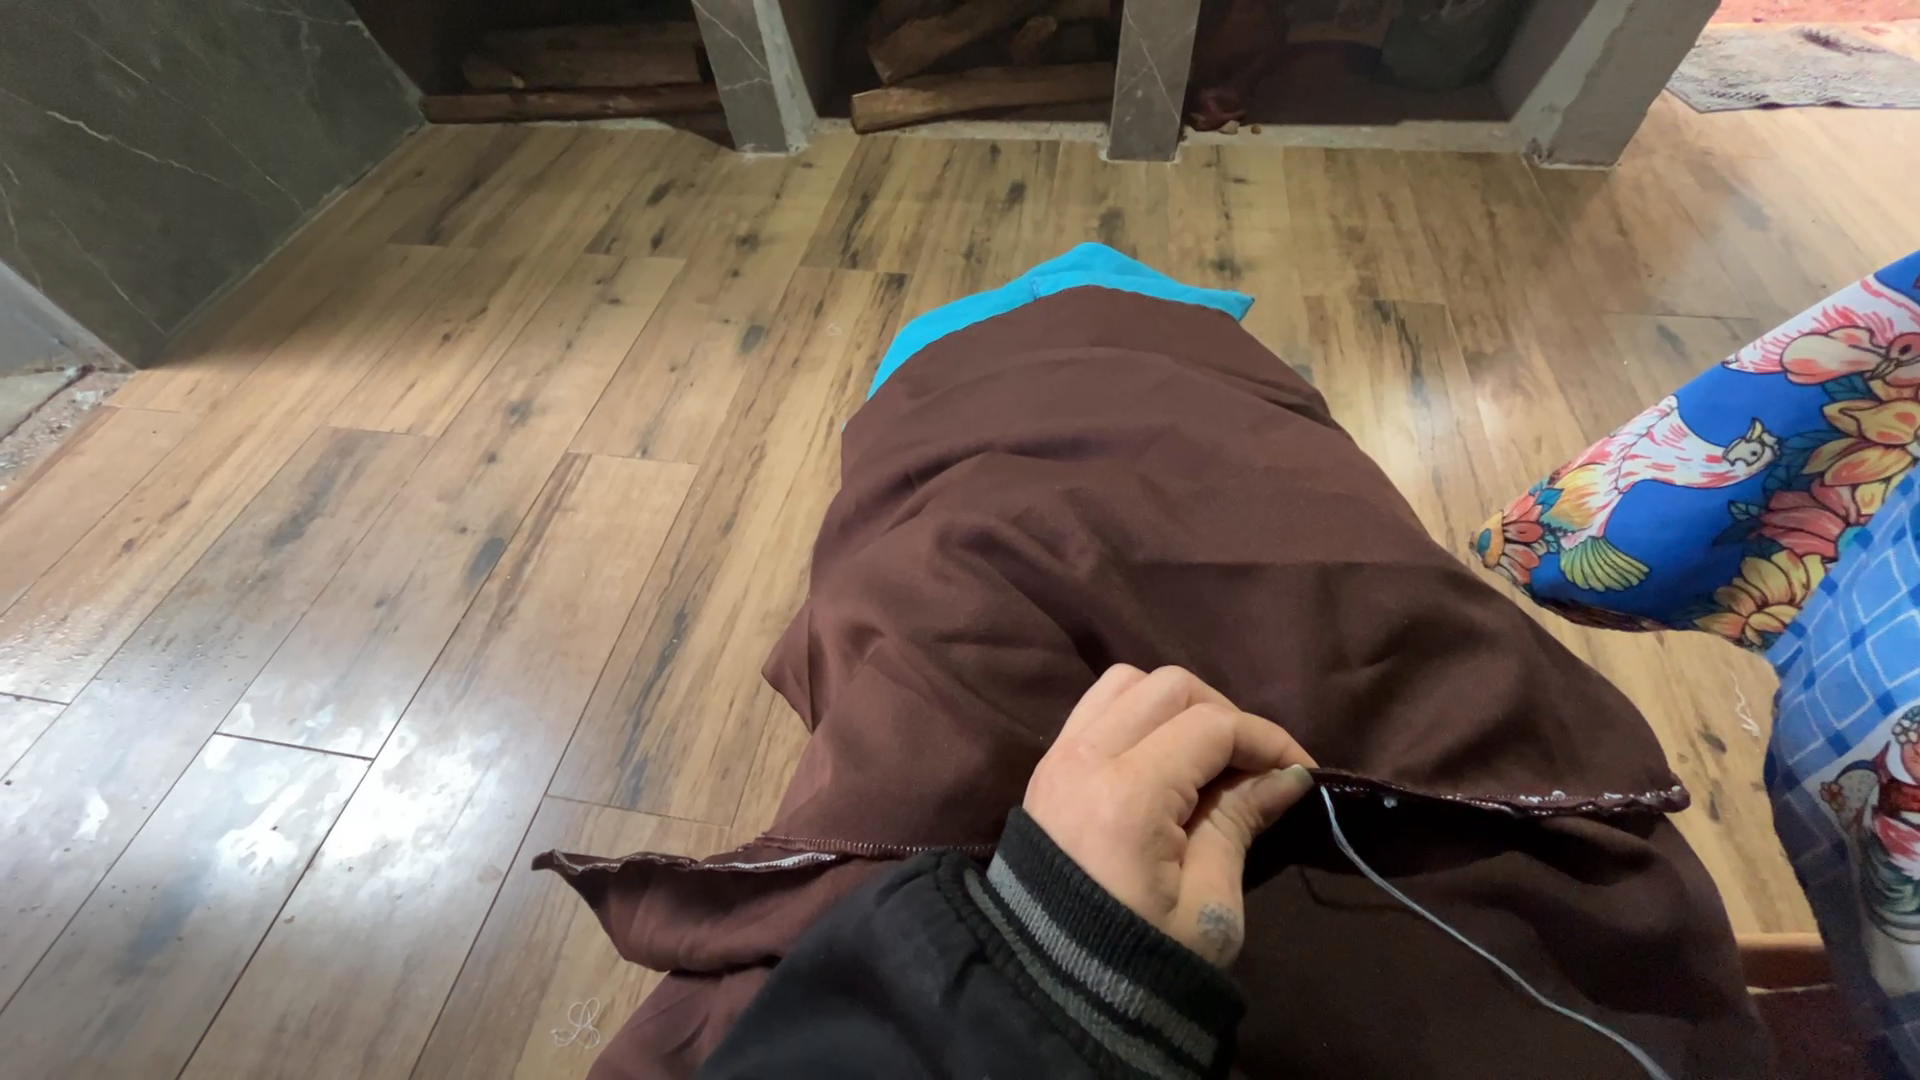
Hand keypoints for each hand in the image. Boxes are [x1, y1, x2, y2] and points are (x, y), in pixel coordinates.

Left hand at [1023, 664, 1316, 965]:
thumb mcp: (1207, 906)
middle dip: (1223, 713)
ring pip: (1126, 681)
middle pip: (1168, 686)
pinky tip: (1162, 754)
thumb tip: (1286, 775)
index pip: (1210, 725)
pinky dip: (1137, 711)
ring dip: (1175, 704)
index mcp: (1127, 795)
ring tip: (1205, 754)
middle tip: (1252, 764)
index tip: (1300, 770)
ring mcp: (1058, 754)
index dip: (1265, 738)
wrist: (1049, 982)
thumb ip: (1239, 822)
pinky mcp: (1047, 763)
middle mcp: (1085, 756)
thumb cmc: (1137, 958)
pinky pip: (1097, 705)